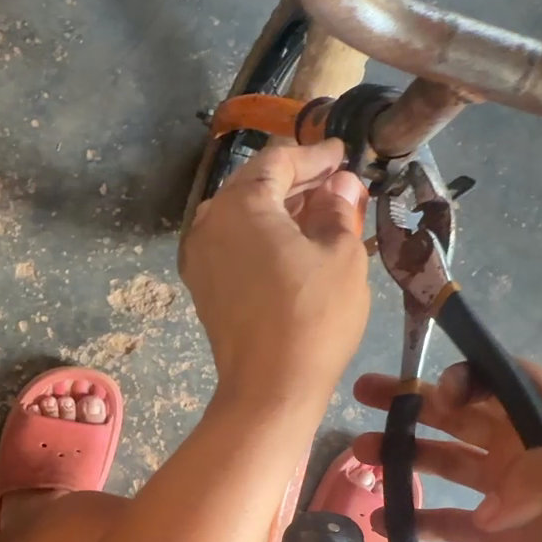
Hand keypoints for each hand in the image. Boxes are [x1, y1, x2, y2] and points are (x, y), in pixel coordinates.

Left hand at [182, 140, 370, 412]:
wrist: (269, 387)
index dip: (314, 155)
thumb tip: (339, 184)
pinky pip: (234, 245)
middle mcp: (208, 223)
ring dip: (279, 209)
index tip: (342, 154)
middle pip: (254, 186)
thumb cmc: (312, 316)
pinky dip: (263, 235)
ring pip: (242, 216)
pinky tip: (294, 244)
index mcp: (240, 204)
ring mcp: (199, 257)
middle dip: (296, 180)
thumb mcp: (341, 255)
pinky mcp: (203, 286)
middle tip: (336, 181)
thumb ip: (338, 209)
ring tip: (321, 210)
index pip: (277, 161)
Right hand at [353, 362, 541, 541]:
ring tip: (361, 455)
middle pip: (462, 415)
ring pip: (446, 464)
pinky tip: (381, 521)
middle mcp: (533, 454)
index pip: (508, 383)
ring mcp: (515, 500)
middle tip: (365, 395)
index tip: (432, 392)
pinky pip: (448, 524)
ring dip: (404, 455)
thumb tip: (488, 506)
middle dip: (413, 403)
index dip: (466, 377)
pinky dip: (414, 521)